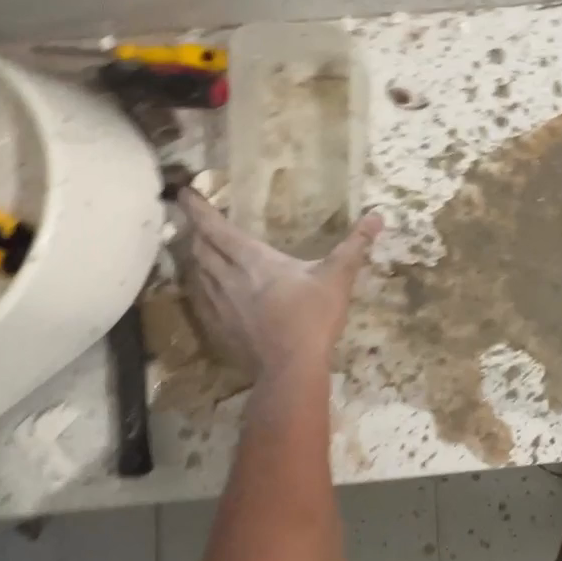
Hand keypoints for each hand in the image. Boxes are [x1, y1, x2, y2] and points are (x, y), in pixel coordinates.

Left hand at [178, 190, 382, 385]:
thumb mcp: (338, 277)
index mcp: (254, 261)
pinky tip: (206, 291)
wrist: (292, 367)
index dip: (198, 210)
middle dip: (195, 232)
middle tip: (194, 221)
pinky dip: (200, 288)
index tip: (184, 193)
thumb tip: (378, 216)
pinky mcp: (221, 329)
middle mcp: (229, 279)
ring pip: (198, 275)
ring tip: (198, 251)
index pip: (216, 229)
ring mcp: (221, 306)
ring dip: (196, 259)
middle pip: (201, 250)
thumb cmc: (313, 316)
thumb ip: (355, 245)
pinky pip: (202, 301)